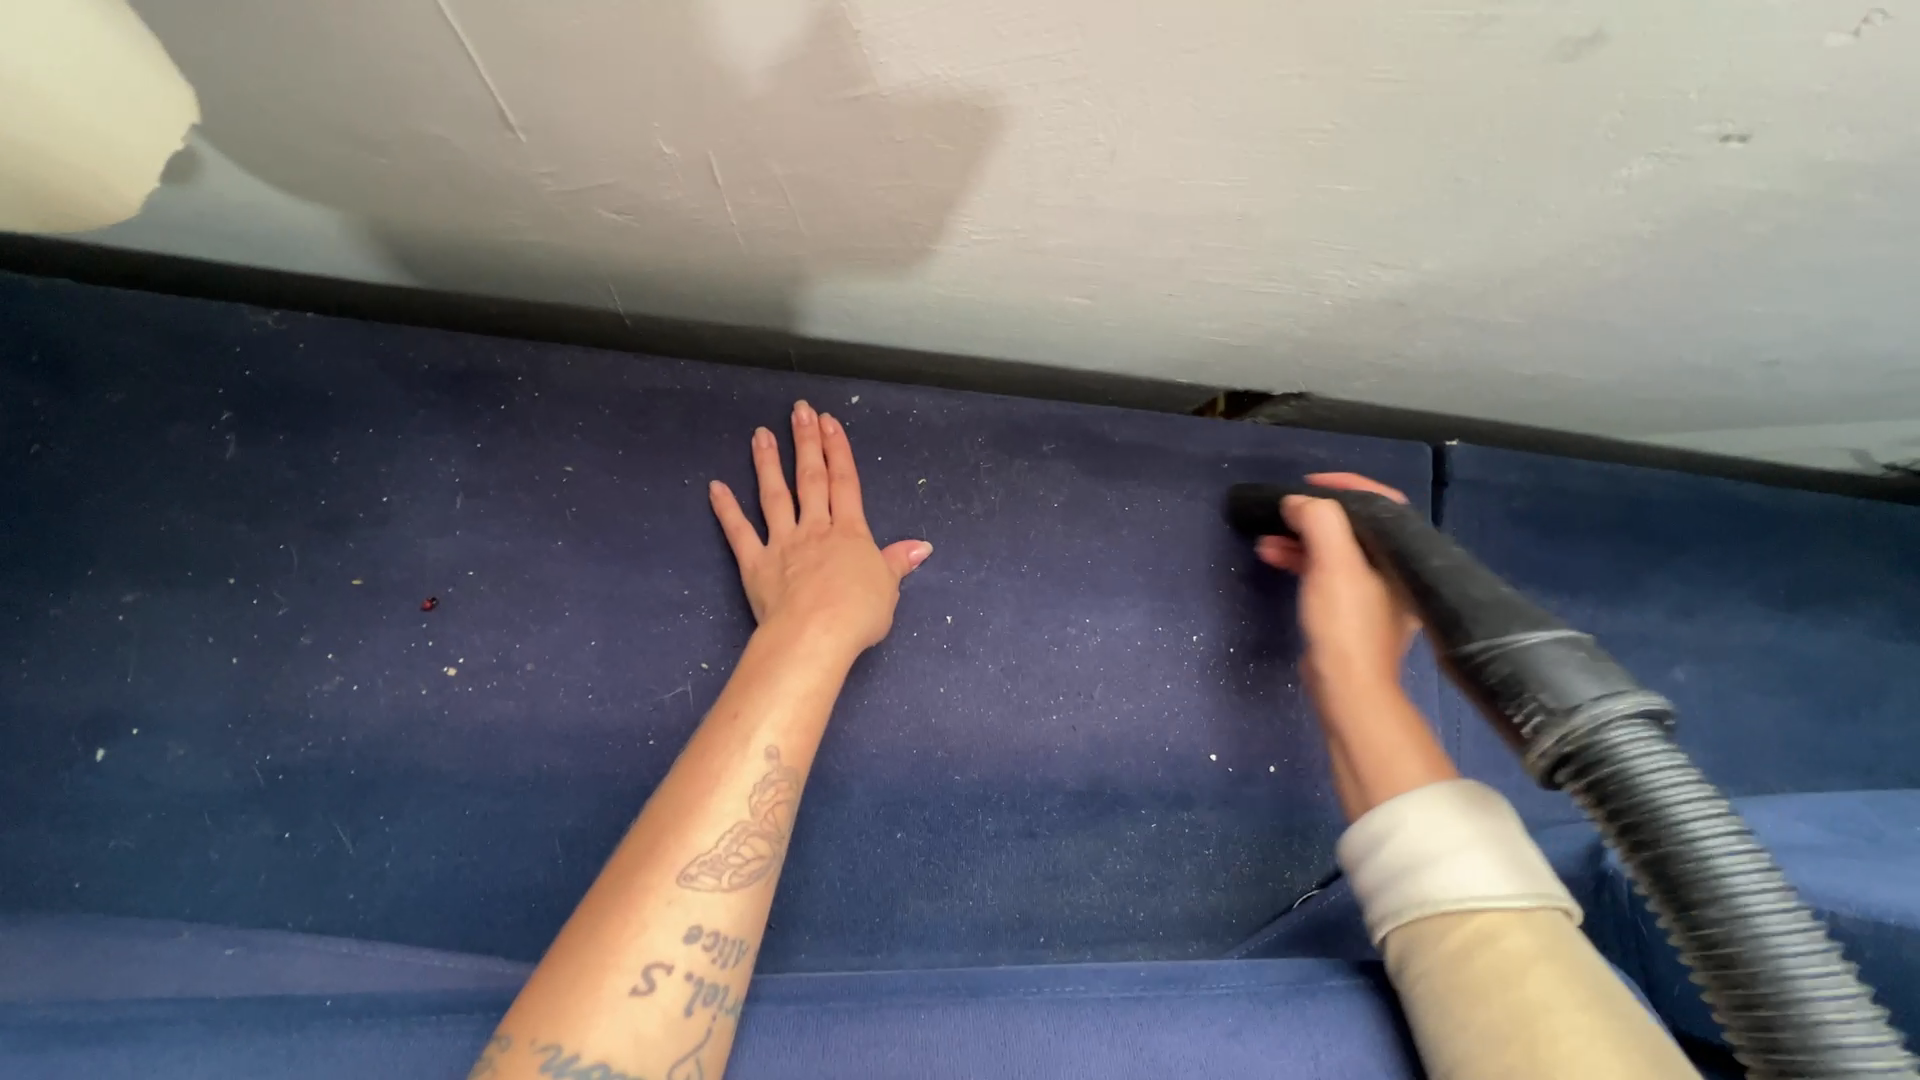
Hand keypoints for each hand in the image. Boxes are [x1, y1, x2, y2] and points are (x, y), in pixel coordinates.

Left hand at [708, 400, 931, 658]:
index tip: (829, 422)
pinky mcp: (755, 564)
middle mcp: (815, 529)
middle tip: (799, 410)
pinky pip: (739, 533)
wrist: (816, 635)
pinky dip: (727, 509)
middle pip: (811, 479)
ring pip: (775, 496)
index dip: (838, 451)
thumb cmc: (858, 613)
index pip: (844, 483)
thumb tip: (922, 546)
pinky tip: (716, 487)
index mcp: (850, 533)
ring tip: (761, 434)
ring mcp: (783, 543)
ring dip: (768, 463)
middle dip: (806, 443)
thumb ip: (898, 562)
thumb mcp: (888, 588)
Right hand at [1255, 473, 1419, 701]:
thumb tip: (1297, 501)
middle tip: (1281, 511)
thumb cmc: (1345, 623)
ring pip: (1336, 550)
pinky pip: (1327, 572)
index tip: (1305, 483)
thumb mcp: (1333, 565)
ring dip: (1300, 540)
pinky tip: (1274, 559)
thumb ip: (1320, 521)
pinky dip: (1302, 562)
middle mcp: (1394, 568)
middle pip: (1354, 526)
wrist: (1346, 687)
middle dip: (1313, 515)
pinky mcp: (1353, 611)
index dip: (1343, 485)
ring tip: (1265, 540)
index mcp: (1400, 553)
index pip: (1380, 501)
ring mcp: (1375, 592)